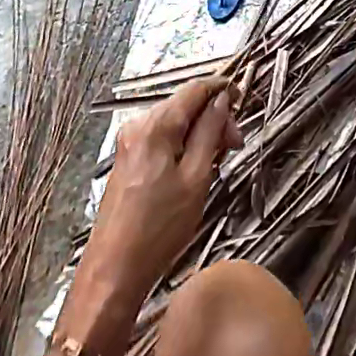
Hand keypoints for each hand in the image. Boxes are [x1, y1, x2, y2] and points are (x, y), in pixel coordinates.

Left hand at [83, 77, 243, 304]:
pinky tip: (196, 165)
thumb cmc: (156, 230)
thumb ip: (210, 133)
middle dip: (213, 117)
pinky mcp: (129, 158)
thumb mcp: (196, 178)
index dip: (222, 89)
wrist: (115, 267)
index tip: (241, 96)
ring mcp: (130, 141)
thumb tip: (221, 103)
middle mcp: (138, 126)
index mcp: (156, 126)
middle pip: (185, 104)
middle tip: (234, 142)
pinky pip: (163, 137)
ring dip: (200, 132)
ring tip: (217, 159)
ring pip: (175, 120)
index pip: (195, 89)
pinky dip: (183, 143)